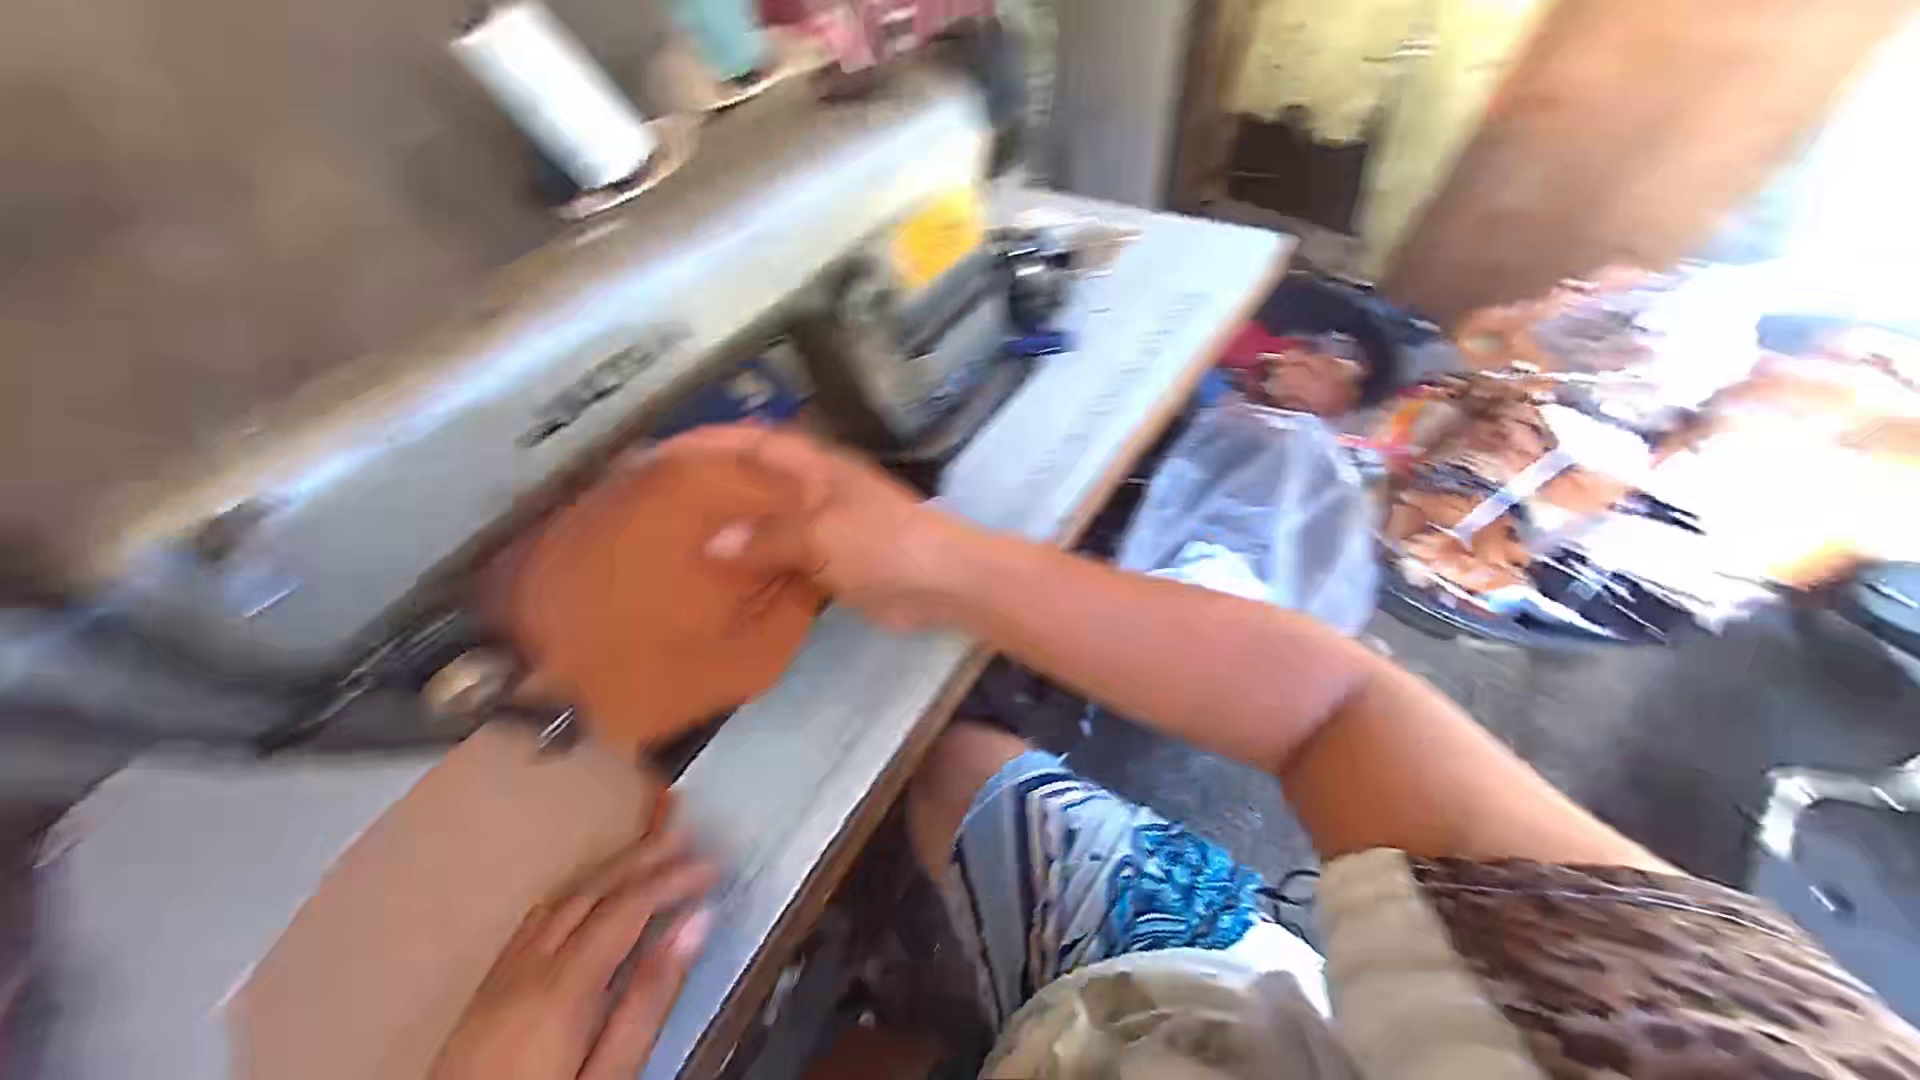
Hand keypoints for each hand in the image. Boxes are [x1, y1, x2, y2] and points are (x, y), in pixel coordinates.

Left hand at [429, 831, 718, 1079]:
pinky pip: (537, 916)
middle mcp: (527, 969)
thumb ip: (650, 998)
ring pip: (563, 896)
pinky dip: (577, 888)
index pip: (629, 906)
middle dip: (645, 855)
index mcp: (562, 986)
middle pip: (594, 889)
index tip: (710, 866)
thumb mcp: (611, 1074)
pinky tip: (590, 892)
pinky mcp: (484, 991)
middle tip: (685, 834)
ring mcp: (500, 976)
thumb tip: (694, 927)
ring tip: (647, 851)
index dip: (674, 878)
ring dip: (612, 867)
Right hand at [656, 425, 978, 629]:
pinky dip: (757, 566)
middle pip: (756, 481)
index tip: (658, 453)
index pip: (750, 442)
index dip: (706, 443)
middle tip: (660, 504)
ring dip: (734, 531)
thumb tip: (712, 543)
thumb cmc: (882, 543)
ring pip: (768, 522)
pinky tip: (725, 582)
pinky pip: (784, 559)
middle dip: (713, 488)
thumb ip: (767, 536)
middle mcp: (815, 490)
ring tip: (680, 544)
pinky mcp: (832, 562)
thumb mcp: (821, 533)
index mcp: (814, 466)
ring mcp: (825, 526)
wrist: (939, 582)